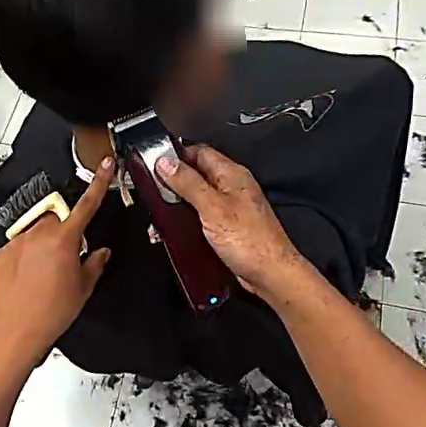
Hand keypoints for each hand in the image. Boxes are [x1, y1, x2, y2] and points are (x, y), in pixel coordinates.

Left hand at [0, 158, 114, 362]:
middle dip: (65, 231)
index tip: (106, 164)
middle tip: (69, 257)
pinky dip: (27, 257)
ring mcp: (16, 243)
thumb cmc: (50, 312)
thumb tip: (99, 253)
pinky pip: (19, 247)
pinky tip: (30, 280)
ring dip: (45, 244)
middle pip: (58, 219)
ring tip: (46, 274)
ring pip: (37, 232)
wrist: (14, 331)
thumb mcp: (83, 288)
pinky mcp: (0, 254)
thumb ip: (94, 263)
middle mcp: (38, 235)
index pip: (86, 204)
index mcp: (63, 240)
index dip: (99, 181)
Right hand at [153, 144, 311, 296]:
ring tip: (162, 216)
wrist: (270, 274)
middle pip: (195, 175)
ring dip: (178, 205)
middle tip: (155, 193)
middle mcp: (232, 189)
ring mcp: (230, 209)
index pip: (199, 151)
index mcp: (232, 175)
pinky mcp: (227, 228)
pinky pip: (201, 218)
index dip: (176, 154)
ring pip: (196, 198)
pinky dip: (187, 223)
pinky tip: (177, 232)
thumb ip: (189, 183)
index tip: (155, 163)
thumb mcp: (213, 208)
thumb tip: (167, 163)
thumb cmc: (253, 243)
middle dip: (173, 183)